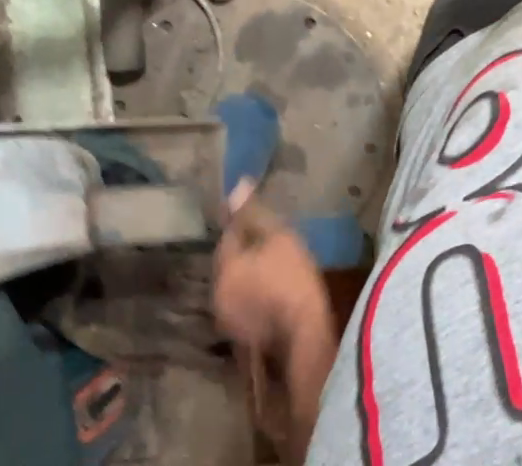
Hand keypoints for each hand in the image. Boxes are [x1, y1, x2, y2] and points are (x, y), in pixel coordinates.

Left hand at [212, 198, 331, 357]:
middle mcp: (216, 292)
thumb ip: (256, 214)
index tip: (261, 221)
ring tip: (272, 267)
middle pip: (228, 261)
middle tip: (269, 244)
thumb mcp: (280, 239)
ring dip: (247, 273)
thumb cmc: (294, 280)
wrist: (305, 334)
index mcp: (224, 267)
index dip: (244, 225)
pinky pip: (242, 303)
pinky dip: (251, 295)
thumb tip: (237, 187)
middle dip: (244, 250)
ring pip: (234, 283)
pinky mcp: (238, 335)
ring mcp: (225, 317)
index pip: (228, 235)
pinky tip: (272, 292)